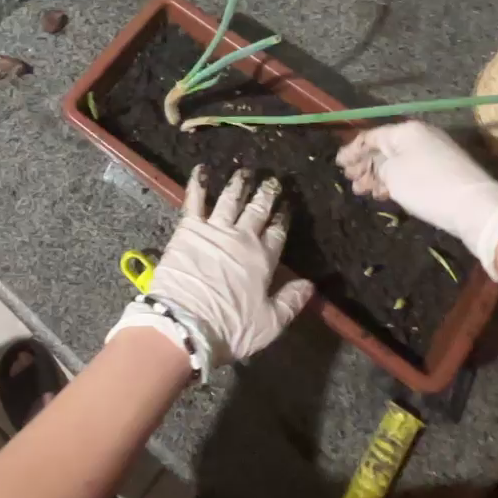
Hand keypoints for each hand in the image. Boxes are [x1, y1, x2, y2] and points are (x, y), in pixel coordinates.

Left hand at [117, 168, 314, 372]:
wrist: (186, 323)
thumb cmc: (230, 328)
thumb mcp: (269, 324)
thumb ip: (291, 302)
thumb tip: (311, 285)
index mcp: (262, 260)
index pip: (277, 232)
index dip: (283, 217)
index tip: (287, 205)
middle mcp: (241, 238)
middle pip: (257, 210)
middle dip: (266, 194)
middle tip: (272, 180)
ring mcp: (214, 230)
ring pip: (230, 199)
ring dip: (238, 184)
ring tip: (244, 171)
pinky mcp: (188, 229)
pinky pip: (194, 200)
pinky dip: (198, 184)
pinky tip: (201, 170)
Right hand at [335, 121, 497, 280]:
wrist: (475, 207)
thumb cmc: (427, 186)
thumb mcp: (392, 174)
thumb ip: (377, 165)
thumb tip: (375, 163)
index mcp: (405, 130)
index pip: (371, 136)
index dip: (352, 150)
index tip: (337, 164)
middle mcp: (420, 136)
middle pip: (384, 148)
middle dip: (365, 165)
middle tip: (350, 180)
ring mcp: (433, 153)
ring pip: (397, 161)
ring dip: (378, 175)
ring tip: (363, 191)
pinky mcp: (443, 170)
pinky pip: (410, 171)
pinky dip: (395, 180)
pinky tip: (384, 193)